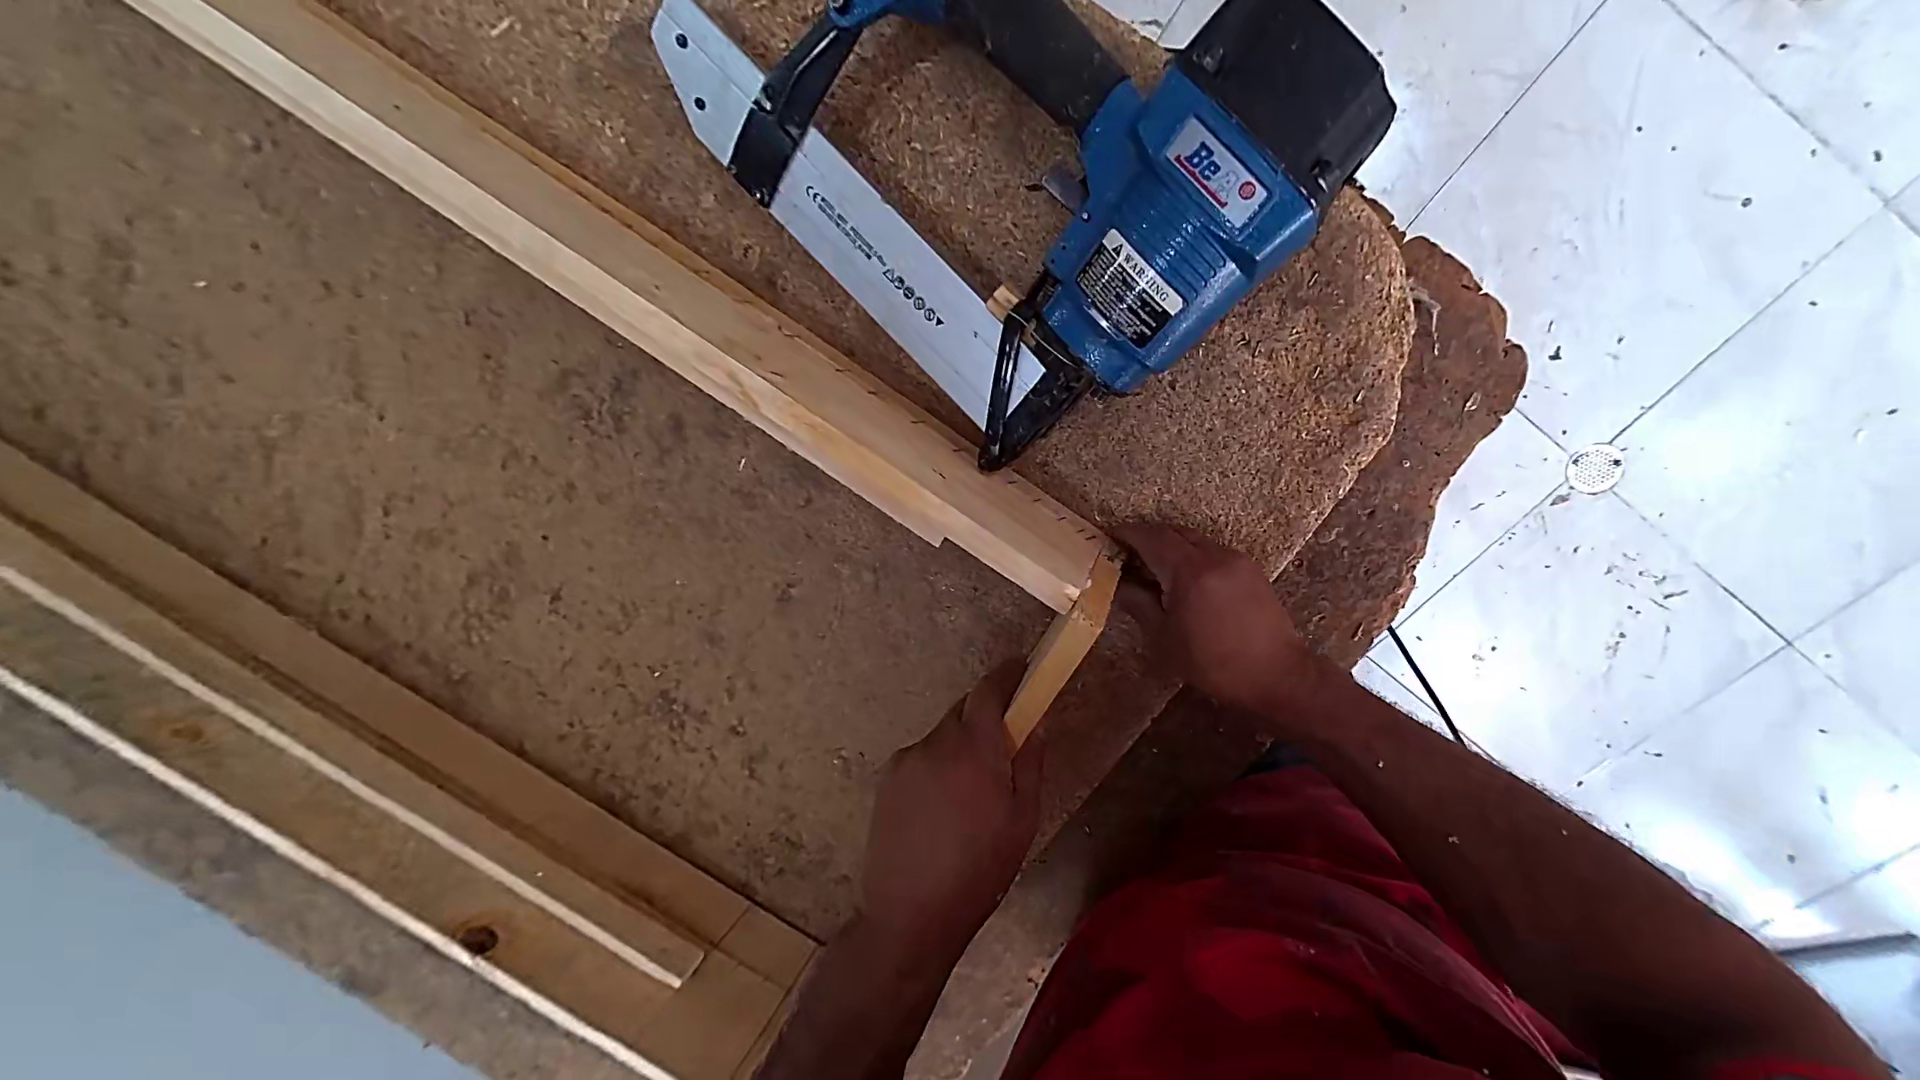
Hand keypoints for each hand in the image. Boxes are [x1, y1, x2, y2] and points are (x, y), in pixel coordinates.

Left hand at [858, 661, 1041, 960]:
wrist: (911, 912)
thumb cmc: (980, 870)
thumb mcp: (1023, 821)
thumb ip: (1030, 763)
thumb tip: (1036, 723)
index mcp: (975, 749)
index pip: (989, 690)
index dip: (1007, 673)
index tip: (1021, 667)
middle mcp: (937, 742)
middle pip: (964, 710)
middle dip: (984, 716)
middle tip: (1000, 746)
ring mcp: (906, 758)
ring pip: (942, 735)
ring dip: (959, 746)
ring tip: (967, 793)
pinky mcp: (886, 777)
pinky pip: (920, 756)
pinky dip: (936, 765)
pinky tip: (940, 806)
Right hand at [1112, 523, 1317, 713]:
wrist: (1276, 675)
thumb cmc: (1213, 663)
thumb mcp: (1164, 637)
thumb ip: (1138, 603)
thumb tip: (1118, 583)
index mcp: (1189, 571)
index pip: (1151, 537)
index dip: (1127, 533)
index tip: (1108, 536)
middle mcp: (1214, 555)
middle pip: (1173, 532)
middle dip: (1147, 537)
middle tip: (1125, 553)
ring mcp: (1236, 559)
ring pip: (1194, 539)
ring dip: (1170, 546)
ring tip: (1152, 567)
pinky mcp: (1250, 569)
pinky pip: (1211, 551)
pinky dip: (1191, 555)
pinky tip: (1183, 579)